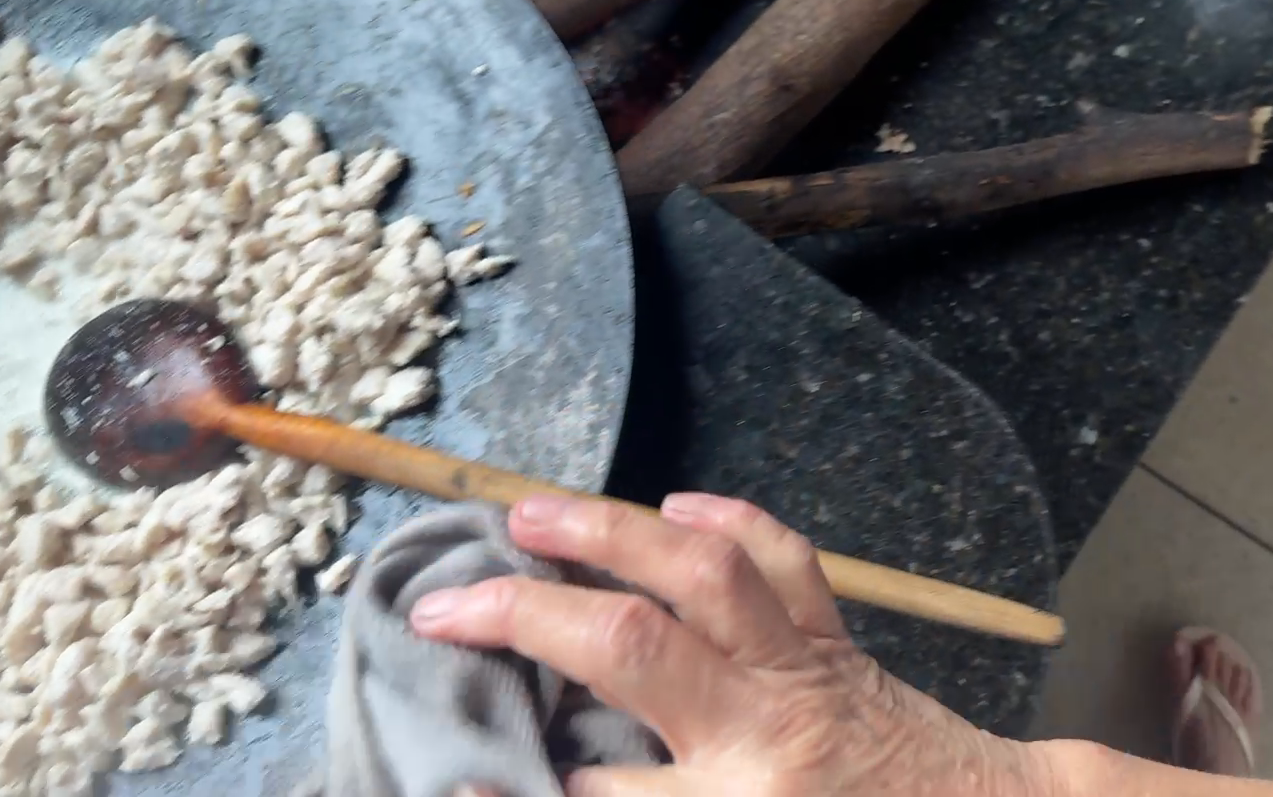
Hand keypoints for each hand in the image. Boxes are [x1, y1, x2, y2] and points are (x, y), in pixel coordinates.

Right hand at [410, 493, 1057, 796]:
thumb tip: (563, 773)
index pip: (597, 784)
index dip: (517, 759)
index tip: (439, 751)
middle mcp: (764, 717)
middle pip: (635, 642)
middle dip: (538, 609)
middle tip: (461, 587)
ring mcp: (804, 656)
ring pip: (709, 570)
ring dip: (622, 533)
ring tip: (547, 515)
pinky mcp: (833, 626)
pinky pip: (785, 555)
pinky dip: (731, 519)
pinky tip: (682, 503)